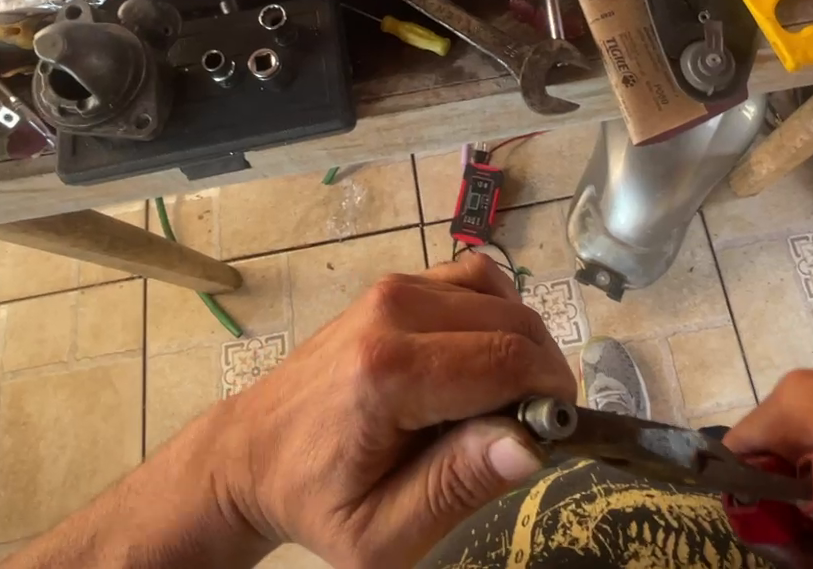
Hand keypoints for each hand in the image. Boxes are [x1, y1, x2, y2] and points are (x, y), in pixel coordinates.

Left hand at [203, 252, 576, 567]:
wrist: (253, 450)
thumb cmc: (317, 499)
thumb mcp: (381, 533)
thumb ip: (456, 487)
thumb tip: (531, 443)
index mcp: (388, 372)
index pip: (506, 361)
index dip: (550, 393)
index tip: (559, 433)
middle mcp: (394, 311)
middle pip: (511, 322)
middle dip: (543, 370)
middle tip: (536, 424)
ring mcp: (394, 287)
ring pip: (498, 294)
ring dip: (523, 339)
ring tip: (512, 393)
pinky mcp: (396, 282)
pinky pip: (472, 278)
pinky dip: (498, 309)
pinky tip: (488, 351)